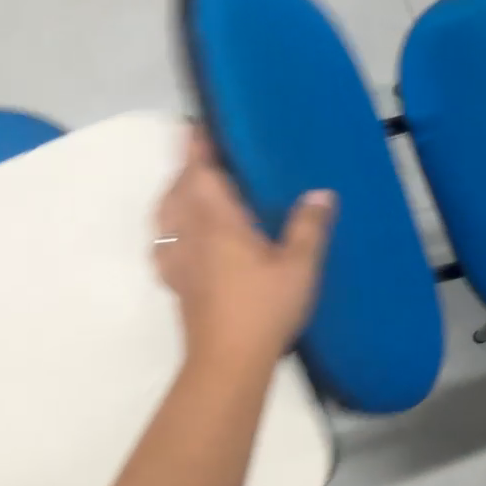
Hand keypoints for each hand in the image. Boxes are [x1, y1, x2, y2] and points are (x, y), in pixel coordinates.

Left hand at [154, 125, 335, 367]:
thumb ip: (308, 227)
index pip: (200, 172)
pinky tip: (181, 236)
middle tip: (201, 151)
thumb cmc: (264, 308)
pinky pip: (164, 242)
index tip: (195, 124)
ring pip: (165, 214)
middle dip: (186, 166)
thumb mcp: (299, 266)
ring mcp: (177, 260)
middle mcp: (189, 234)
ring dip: (174, 193)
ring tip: (191, 187)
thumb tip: (320, 193)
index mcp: (217, 222)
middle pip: (178, 189)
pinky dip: (168, 228)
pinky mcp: (176, 283)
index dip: (196, 147)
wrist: (228, 361)